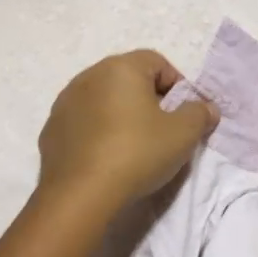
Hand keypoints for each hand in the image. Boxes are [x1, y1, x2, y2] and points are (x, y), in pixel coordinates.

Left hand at [34, 50, 218, 211]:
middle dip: (148, 99)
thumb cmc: (136, 153)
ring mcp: (65, 102)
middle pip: (127, 78)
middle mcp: (88, 76)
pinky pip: (83, 122)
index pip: (157, 61)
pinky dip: (97, 132)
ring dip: (120, 114)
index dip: (176, 84)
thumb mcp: (182, 135)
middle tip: (162, 130)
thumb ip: (199, 114)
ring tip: (133, 146)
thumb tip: (206, 107)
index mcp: (120, 68)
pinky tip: (106, 158)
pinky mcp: (51, 129)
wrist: (80, 194)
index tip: (183, 113)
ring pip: (103, 99)